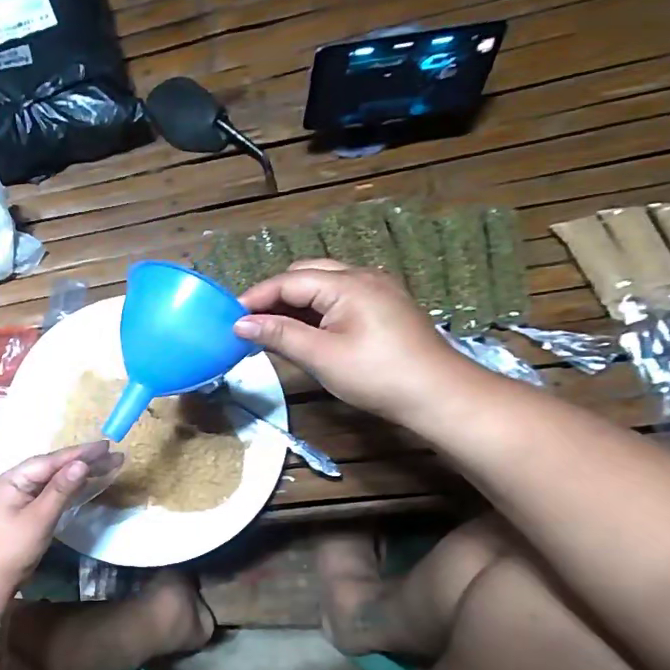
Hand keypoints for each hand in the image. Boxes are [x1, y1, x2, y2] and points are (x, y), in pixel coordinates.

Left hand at [0, 442, 119, 586]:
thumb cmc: (13, 548)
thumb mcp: (39, 518)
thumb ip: (60, 490)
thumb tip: (82, 464)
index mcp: (13, 479)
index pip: (50, 461)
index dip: (79, 453)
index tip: (105, 446)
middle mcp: (17, 482)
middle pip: (54, 466)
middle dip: (83, 460)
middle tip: (113, 453)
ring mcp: (22, 496)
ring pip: (55, 479)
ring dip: (80, 472)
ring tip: (108, 464)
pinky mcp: (29, 510)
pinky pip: (53, 492)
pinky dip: (71, 487)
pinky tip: (88, 482)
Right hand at [234, 260, 481, 422]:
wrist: (439, 395)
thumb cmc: (377, 375)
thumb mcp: (321, 356)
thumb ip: (279, 334)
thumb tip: (239, 323)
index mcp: (348, 284)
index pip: (289, 280)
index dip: (256, 297)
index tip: (229, 318)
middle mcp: (363, 276)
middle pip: (305, 274)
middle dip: (273, 294)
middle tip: (249, 323)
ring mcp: (377, 290)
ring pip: (322, 284)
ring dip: (293, 302)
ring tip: (270, 328)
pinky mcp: (383, 306)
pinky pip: (338, 296)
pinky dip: (314, 308)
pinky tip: (302, 331)